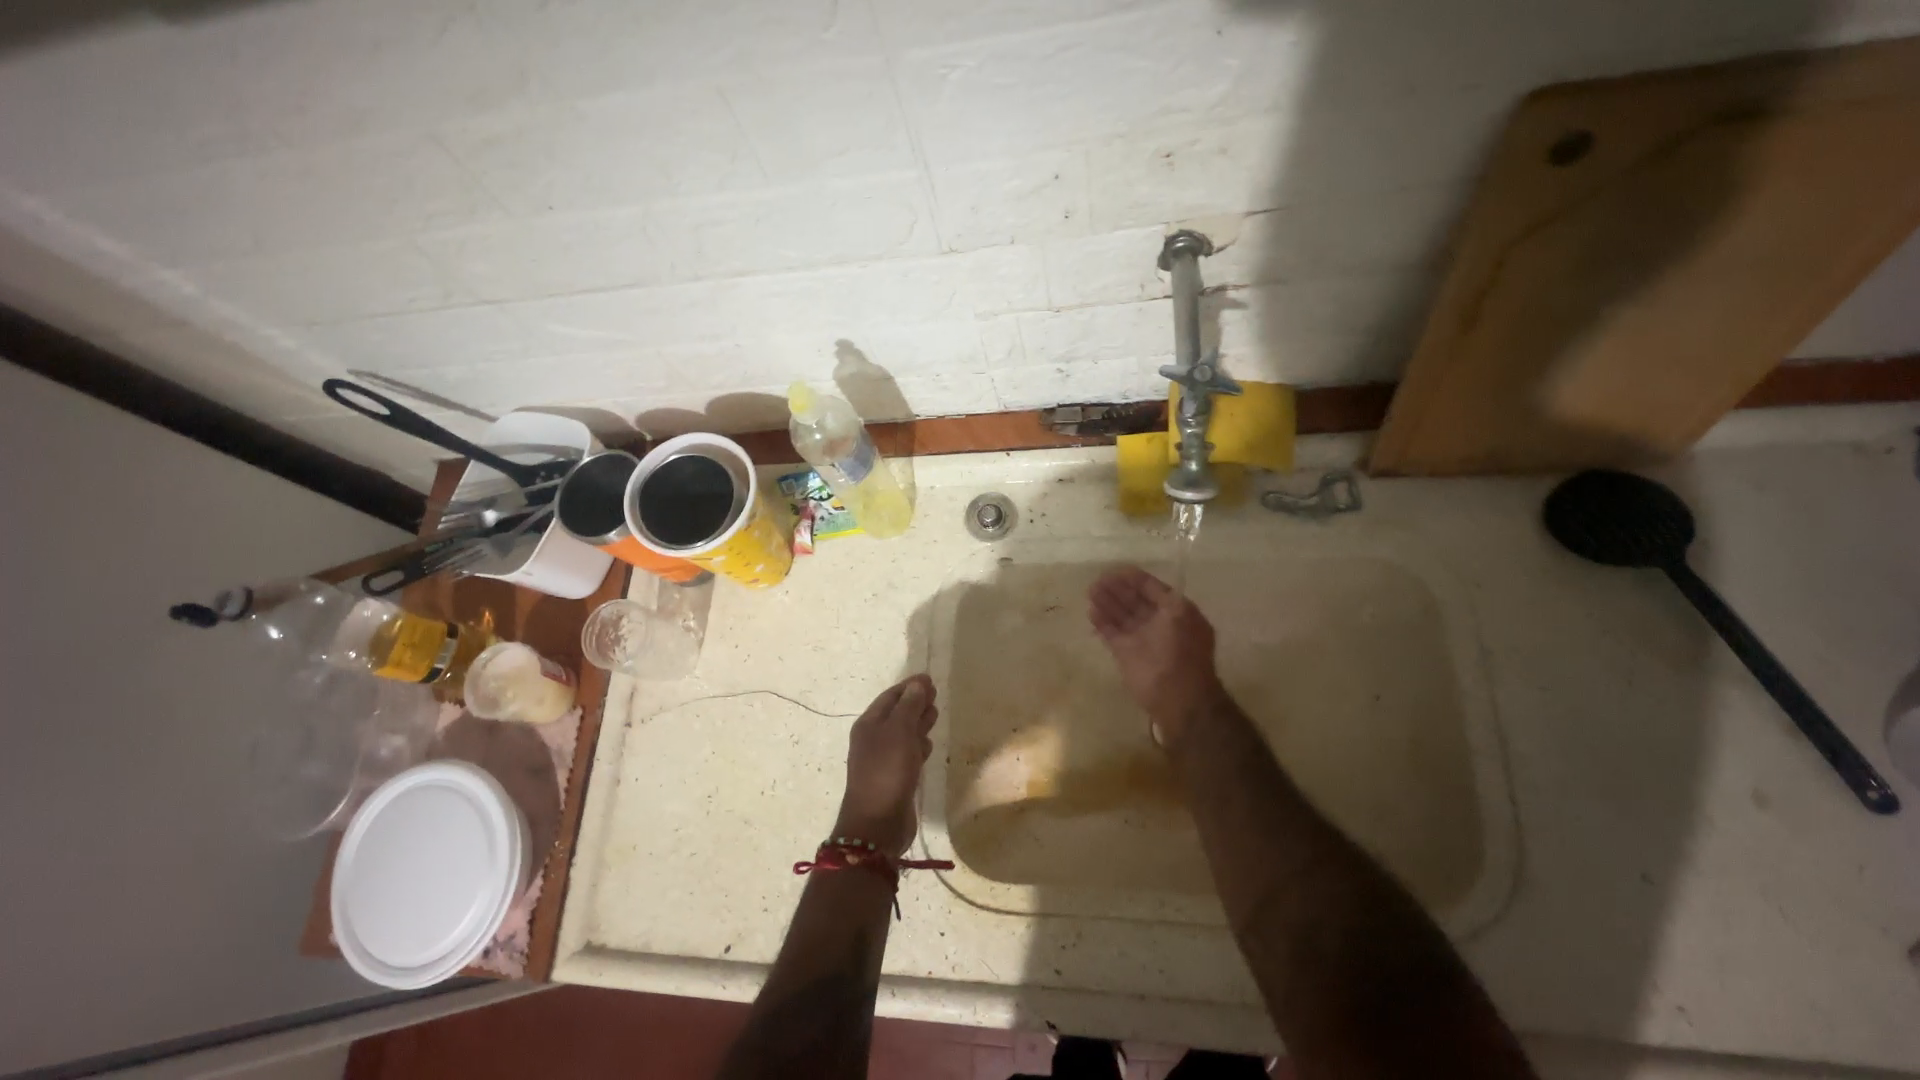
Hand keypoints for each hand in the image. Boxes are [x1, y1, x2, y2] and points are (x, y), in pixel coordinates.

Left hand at [835, 674, 937, 855]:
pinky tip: (928, 746)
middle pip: (897, 714)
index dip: (909, 686)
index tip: (929, 679)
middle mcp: (873, 739)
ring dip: (918, 724)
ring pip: (903, 734)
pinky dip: (918, 746)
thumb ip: (910, 706)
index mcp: (869, 724)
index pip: (890, 697)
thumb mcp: (899, 732)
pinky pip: (907, 755)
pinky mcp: (895, 779)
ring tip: (934, 716)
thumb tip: (918, 683)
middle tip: (935, 695)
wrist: (877, 824)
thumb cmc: (887, 771)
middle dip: (914, 703)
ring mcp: (883, 760)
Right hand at [1087, 565, 1227, 744]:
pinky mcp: (1125, 654)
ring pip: (1122, 616)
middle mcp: (1159, 624)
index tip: (1117, 570)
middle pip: (1136, 601)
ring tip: (1090, 591)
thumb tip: (1146, 588)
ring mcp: (1141, 639)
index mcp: (1177, 613)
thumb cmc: (1182, 652)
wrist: (1178, 696)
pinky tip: (1092, 611)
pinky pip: (1112, 633)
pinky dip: (1102, 622)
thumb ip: (1163, 599)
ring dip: (1107, 603)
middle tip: (1098, 579)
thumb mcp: (1180, 615)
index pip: (1154, 590)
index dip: (1137, 580)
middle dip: (1118, 590)